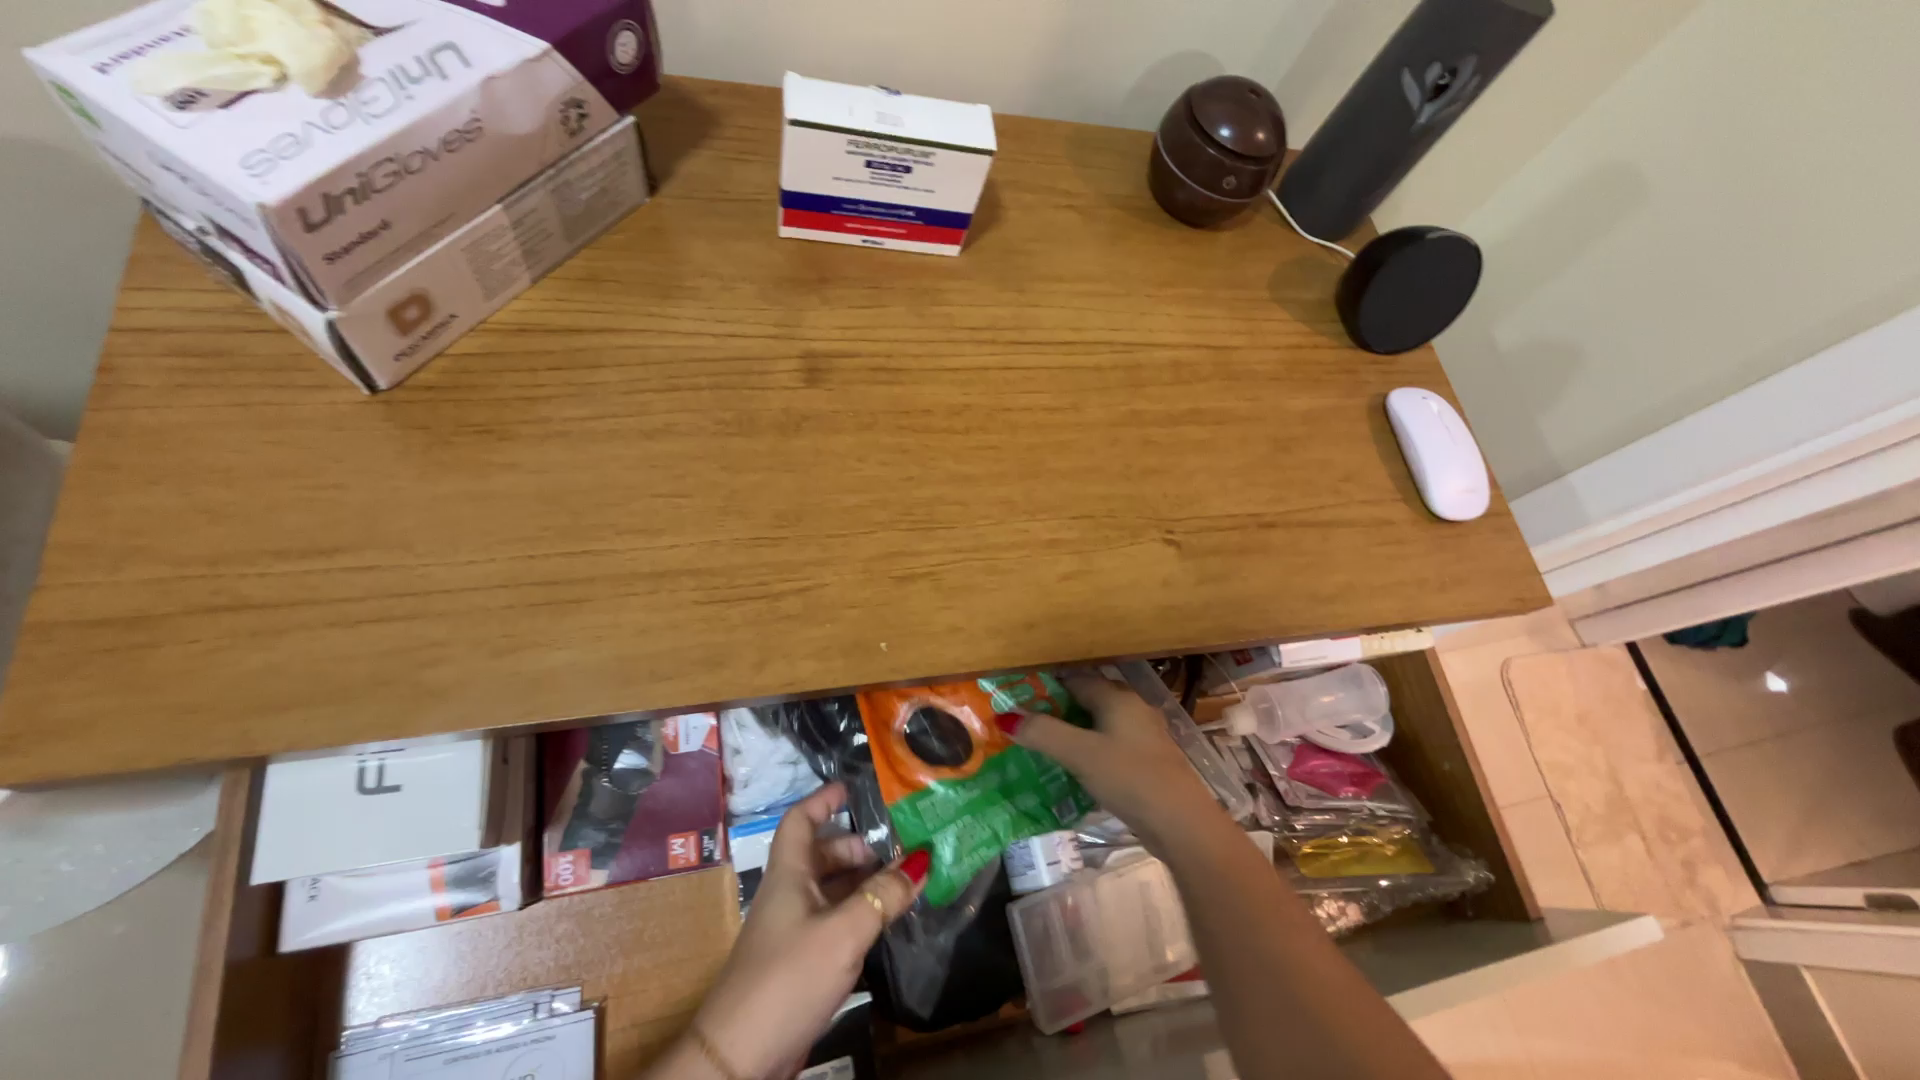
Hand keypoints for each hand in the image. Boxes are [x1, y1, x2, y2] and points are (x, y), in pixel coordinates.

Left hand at [675, 784, 926, 1079]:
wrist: (740, 1056)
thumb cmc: (788, 977)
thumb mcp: (843, 932)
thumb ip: (883, 896)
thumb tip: (921, 859)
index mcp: (788, 876)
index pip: (800, 821)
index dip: (823, 800)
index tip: (852, 788)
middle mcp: (788, 896)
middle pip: (820, 856)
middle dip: (856, 848)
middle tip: (897, 851)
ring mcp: (791, 932)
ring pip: (829, 892)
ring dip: (862, 884)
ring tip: (902, 886)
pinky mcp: (799, 965)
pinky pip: (832, 924)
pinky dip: (858, 916)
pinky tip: (885, 927)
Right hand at [1010, 673, 1222, 850]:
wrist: (1181, 823)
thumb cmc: (1129, 778)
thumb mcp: (1079, 754)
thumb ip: (1043, 733)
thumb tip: (1006, 717)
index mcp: (1118, 698)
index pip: (1076, 679)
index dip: (1046, 686)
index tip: (1017, 697)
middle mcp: (1133, 709)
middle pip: (1090, 699)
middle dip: (1058, 709)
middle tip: (1026, 723)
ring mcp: (1144, 736)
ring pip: (1101, 724)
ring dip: (1075, 732)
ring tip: (1044, 746)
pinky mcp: (1149, 762)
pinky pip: (1112, 746)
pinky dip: (1091, 751)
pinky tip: (1077, 768)